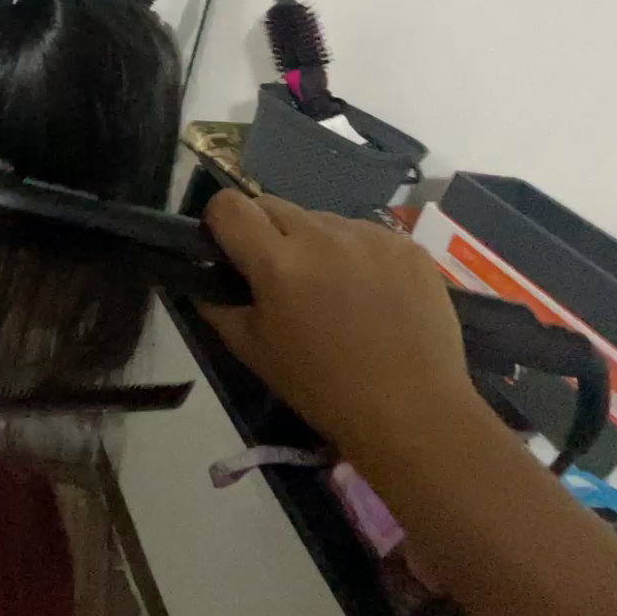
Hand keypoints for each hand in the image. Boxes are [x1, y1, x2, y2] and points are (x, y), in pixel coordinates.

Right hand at [197, 191, 484, 456]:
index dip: (220, 221)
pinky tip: (368, 292)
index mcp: (277, 262)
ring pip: (318, 218)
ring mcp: (369, 236)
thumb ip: (217, 305)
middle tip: (278, 273)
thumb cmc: (321, 386)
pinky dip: (354, 252)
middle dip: (264, 231)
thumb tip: (203, 279)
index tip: (227, 247)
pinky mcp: (406, 245)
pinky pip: (362, 232)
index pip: (229, 205)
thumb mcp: (251, 349)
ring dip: (312, 241)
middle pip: (272, 204)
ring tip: (330, 287)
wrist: (413, 411)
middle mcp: (322, 236)